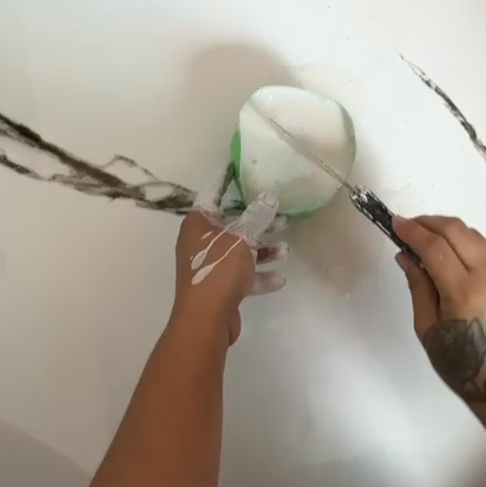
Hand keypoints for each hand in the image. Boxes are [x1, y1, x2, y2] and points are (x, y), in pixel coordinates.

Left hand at [170, 193, 280, 346]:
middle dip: (258, 219)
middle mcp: (201, 241)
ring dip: (263, 248)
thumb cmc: (218, 271)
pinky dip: (259, 274)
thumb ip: (257, 216)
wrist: (205, 321)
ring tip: (286, 247)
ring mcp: (210, 265)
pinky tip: (280, 278)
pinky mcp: (220, 287)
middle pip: (232, 223)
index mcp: (199, 223)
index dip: (226, 178)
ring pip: (240, 249)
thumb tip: (270, 195)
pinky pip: (242, 275)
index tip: (238, 164)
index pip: (213, 192)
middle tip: (281, 211)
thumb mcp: (241, 238)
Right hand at [393, 215, 485, 409]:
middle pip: (455, 230)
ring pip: (471, 233)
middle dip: (428, 222)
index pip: (434, 247)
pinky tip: (449, 251)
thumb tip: (405, 255)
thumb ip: (417, 286)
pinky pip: (483, 247)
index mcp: (464, 292)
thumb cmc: (460, 363)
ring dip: (446, 228)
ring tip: (426, 236)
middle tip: (408, 226)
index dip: (412, 231)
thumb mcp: (428, 328)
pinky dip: (462, 240)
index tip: (395, 223)